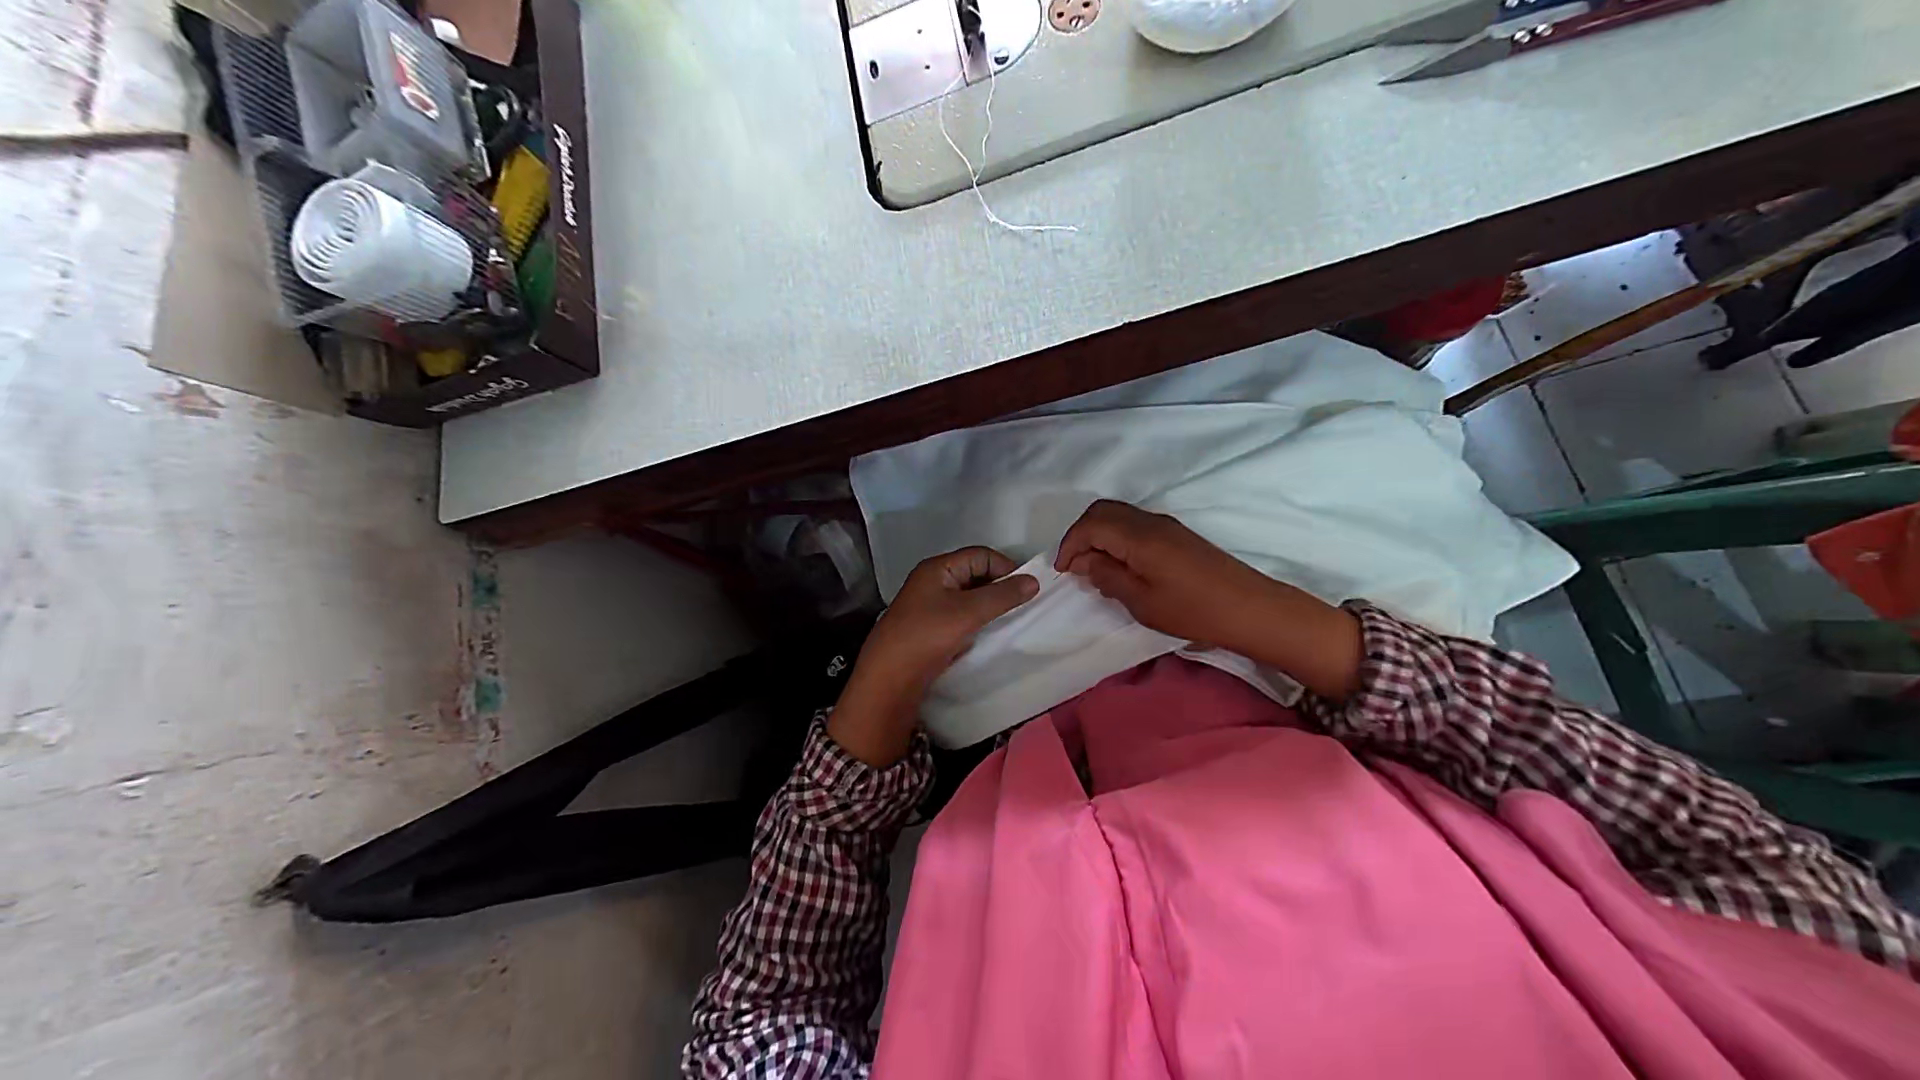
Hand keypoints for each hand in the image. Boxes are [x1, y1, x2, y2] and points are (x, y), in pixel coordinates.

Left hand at [829, 547, 1038, 765]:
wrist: (890, 678)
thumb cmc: (927, 636)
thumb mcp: (968, 612)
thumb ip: (1002, 595)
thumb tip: (1033, 581)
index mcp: (937, 568)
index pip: (980, 555)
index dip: (1005, 567)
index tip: (1028, 589)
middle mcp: (933, 581)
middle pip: (975, 573)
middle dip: (1000, 586)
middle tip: (1024, 604)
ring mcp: (931, 605)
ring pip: (969, 596)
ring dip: (990, 605)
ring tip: (1011, 619)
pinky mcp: (932, 628)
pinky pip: (961, 615)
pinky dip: (978, 620)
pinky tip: (991, 633)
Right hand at [1055, 500, 1362, 700]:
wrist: (1250, 609)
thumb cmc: (1193, 610)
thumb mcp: (1142, 602)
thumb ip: (1109, 577)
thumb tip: (1086, 563)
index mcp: (1139, 537)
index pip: (1091, 524)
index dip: (1070, 545)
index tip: (1062, 571)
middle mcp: (1150, 522)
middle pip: (1102, 511)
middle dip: (1080, 534)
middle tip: (1074, 566)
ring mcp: (1166, 525)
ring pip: (1118, 515)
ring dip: (1098, 535)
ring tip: (1093, 568)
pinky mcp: (1177, 535)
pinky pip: (1134, 524)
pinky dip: (1116, 537)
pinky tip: (1119, 565)